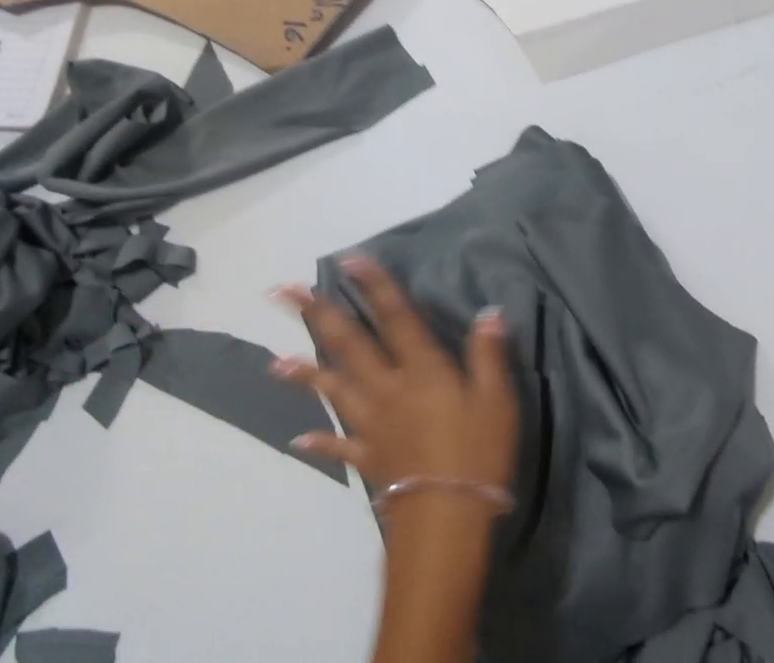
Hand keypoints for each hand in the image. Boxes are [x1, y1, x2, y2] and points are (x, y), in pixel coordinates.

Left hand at [271, 256, 517, 499]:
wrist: (446, 515)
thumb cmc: (478, 452)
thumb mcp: (497, 399)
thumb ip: (488, 355)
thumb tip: (489, 312)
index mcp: (422, 369)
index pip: (396, 318)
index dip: (375, 287)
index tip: (350, 259)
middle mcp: (388, 388)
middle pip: (348, 344)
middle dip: (316, 314)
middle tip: (282, 291)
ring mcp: (371, 423)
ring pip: (333, 388)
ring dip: (305, 373)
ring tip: (275, 362)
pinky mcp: (367, 456)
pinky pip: (338, 445)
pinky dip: (320, 440)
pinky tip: (300, 437)